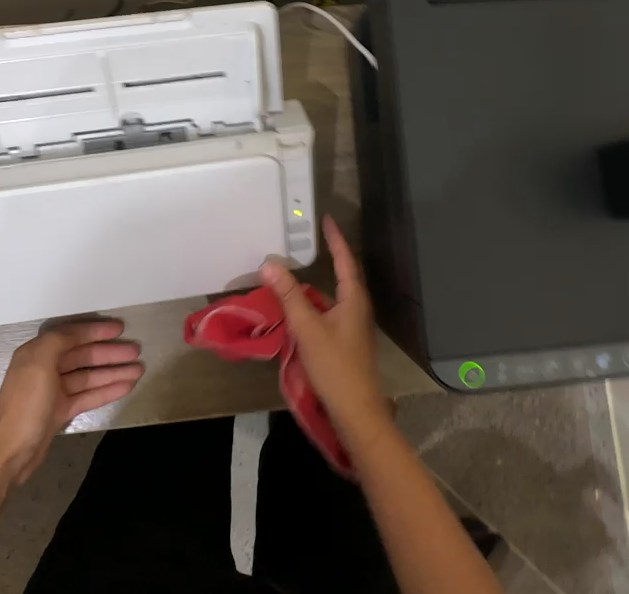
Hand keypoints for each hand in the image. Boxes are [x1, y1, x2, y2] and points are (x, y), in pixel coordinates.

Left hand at [0, 319, 143, 482]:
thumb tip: (79, 332)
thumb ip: (59, 340)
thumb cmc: (26, 404)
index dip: (96, 331)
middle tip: (136, 351)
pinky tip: (127, 387)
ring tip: (139, 370)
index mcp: (37, 353)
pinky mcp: (61, 411)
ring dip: (114, 372)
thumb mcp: (40, 362)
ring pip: (89, 377)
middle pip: (84, 356)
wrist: (10, 454)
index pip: (72, 336)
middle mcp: (45, 368)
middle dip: (110, 353)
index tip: (120, 328)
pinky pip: (88, 395)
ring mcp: (54, 391)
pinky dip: (107, 390)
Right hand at [261, 217, 392, 451]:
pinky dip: (319, 298)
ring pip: (338, 293)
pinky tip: (304, 304)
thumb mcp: (307, 328)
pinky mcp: (348, 340)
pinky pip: (333, 308)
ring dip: (324, 278)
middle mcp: (358, 307)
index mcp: (354, 299)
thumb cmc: (335, 366)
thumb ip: (289, 295)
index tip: (327, 219)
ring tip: (304, 266)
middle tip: (315, 237)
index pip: (345, 259)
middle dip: (332, 254)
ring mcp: (354, 325)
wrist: (356, 410)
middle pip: (345, 273)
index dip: (335, 239)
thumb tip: (270, 264)